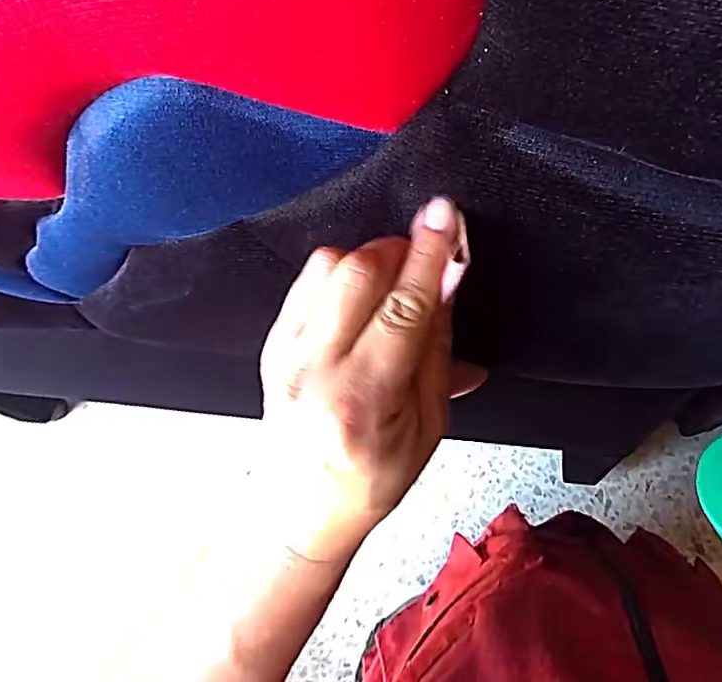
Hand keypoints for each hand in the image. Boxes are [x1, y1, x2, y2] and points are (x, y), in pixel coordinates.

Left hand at [256, 196, 486, 563]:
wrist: (301, 506)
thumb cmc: (368, 478)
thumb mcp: (428, 425)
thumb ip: (437, 345)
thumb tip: (447, 281)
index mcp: (362, 400)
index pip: (404, 307)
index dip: (428, 254)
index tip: (443, 216)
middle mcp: (316, 370)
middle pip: (358, 273)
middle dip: (400, 249)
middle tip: (423, 260)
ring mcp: (287, 352)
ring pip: (330, 265)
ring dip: (371, 259)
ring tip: (392, 287)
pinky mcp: (274, 338)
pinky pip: (309, 277)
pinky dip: (343, 270)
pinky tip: (360, 296)